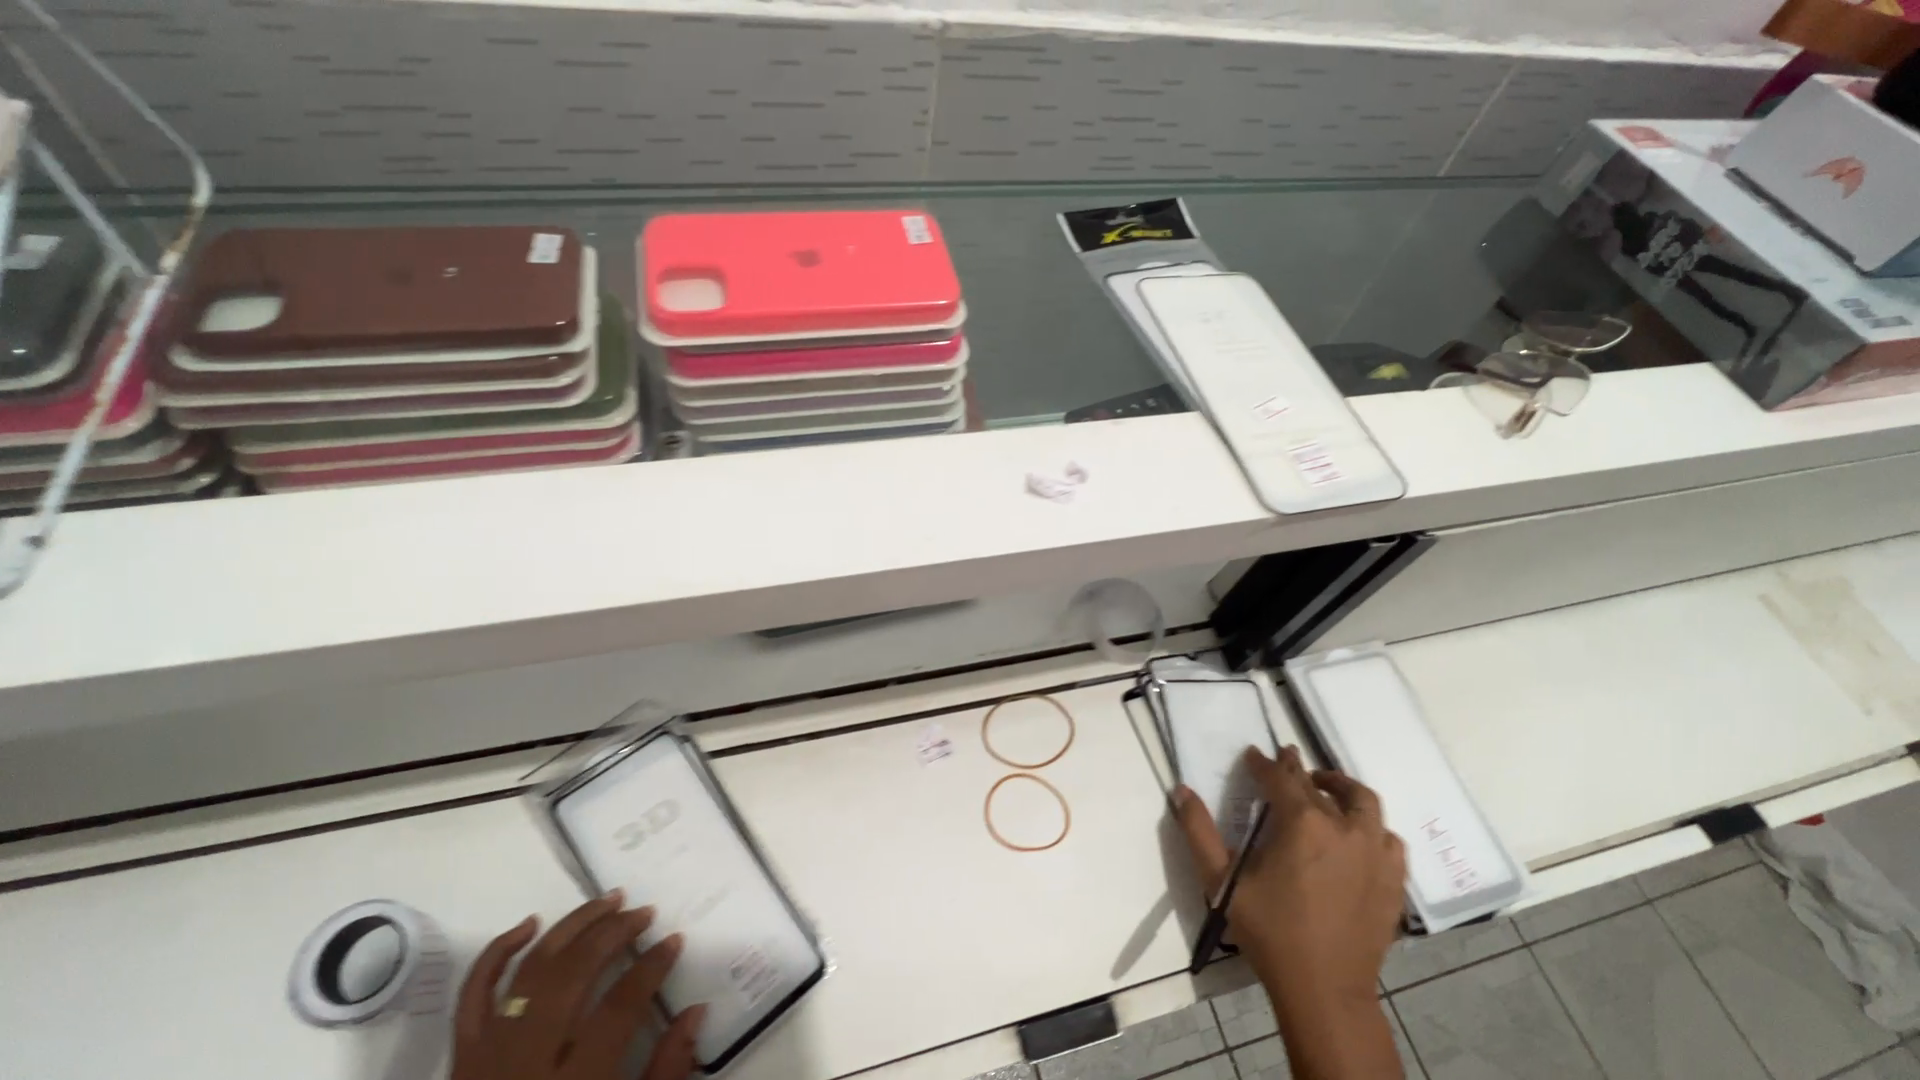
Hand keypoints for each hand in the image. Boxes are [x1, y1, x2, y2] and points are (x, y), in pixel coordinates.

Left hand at [452, 892, 706, 1079]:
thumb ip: (665, 1072)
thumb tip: (694, 1012)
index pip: (618, 1010)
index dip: (650, 968)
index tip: (674, 940)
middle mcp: (526, 1064)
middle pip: (570, 977)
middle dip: (611, 935)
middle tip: (643, 912)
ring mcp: (487, 1058)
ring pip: (528, 973)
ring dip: (570, 929)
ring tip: (606, 901)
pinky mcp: (462, 1059)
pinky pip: (473, 996)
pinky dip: (497, 954)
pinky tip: (529, 925)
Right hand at [1175, 747, 1405, 1079]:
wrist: (1324, 988)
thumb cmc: (1269, 933)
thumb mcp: (1223, 882)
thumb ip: (1199, 832)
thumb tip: (1180, 790)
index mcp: (1303, 824)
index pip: (1281, 779)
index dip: (1264, 763)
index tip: (1253, 754)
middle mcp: (1345, 828)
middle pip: (1321, 786)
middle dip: (1298, 770)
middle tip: (1285, 759)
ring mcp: (1376, 853)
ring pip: (1364, 803)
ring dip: (1342, 789)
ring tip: (1326, 788)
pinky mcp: (1393, 878)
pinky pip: (1388, 838)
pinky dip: (1372, 827)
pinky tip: (1358, 834)